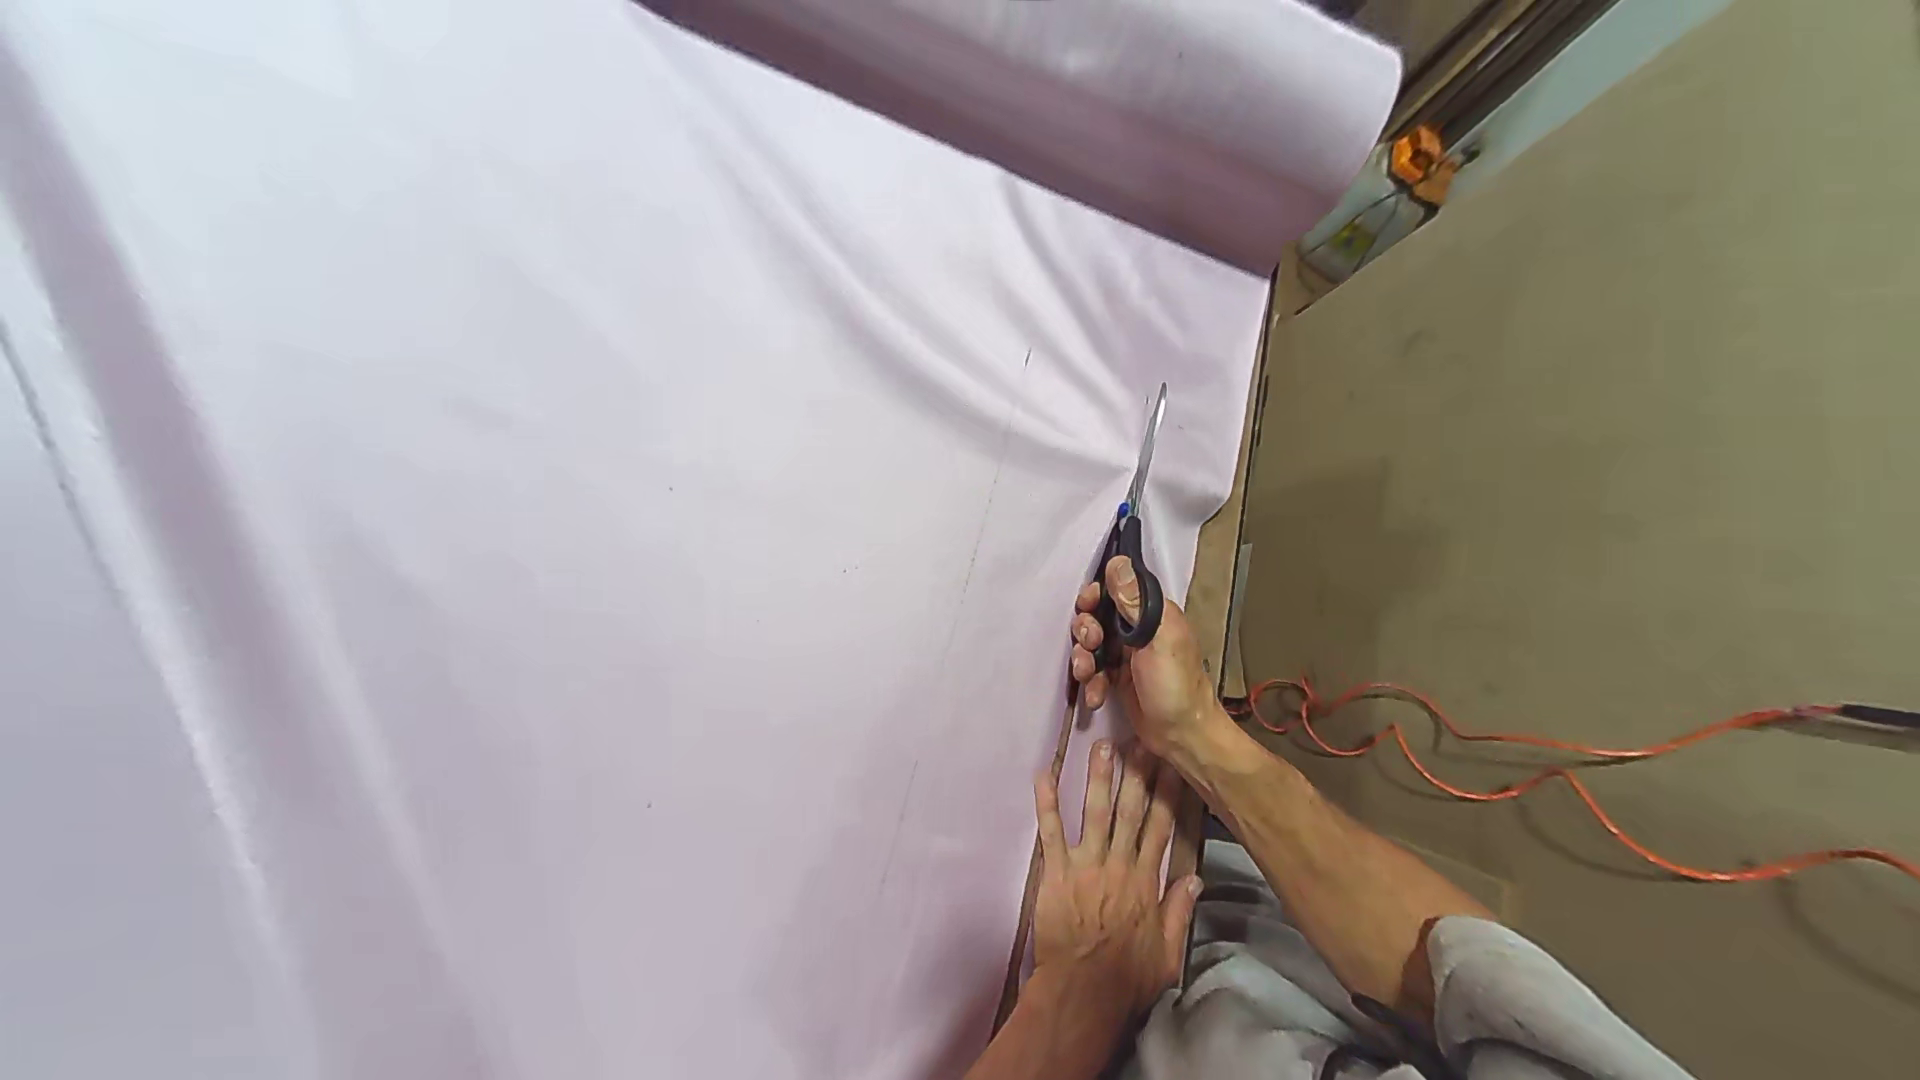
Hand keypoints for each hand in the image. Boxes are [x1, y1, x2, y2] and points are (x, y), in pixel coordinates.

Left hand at [1031, 740, 1200, 1017]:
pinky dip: (1047, 802)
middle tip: (1142, 740)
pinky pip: (1051, 831)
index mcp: (1146, 880)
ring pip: (1095, 812)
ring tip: (1103, 745)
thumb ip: (1179, 911)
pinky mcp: (1057, 870)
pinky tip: (1043, 774)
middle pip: (1131, 812)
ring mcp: (1086, 864)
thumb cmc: (1127, 976)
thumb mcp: (1167, 953)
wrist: (1083, 991)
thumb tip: (1195, 878)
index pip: (1161, 828)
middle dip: (1138, 774)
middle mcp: (1119, 864)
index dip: (1167, 794)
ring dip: (1099, 777)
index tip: (1172, 765)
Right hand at [1069, 556, 1224, 761]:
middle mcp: (1137, 631)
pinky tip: (1096, 696)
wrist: (1181, 738)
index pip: (1115, 591)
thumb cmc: (1176, 687)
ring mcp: (1126, 655)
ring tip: (1088, 675)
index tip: (1088, 608)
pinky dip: (1090, 683)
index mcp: (1152, 614)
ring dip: (1083, 659)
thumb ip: (1135, 601)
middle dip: (1086, 631)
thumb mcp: (1158, 639)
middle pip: (1096, 617)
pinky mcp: (1116, 678)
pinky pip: (1093, 671)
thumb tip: (1119, 563)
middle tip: (1091, 646)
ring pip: (1090, 645)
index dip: (1095, 598)